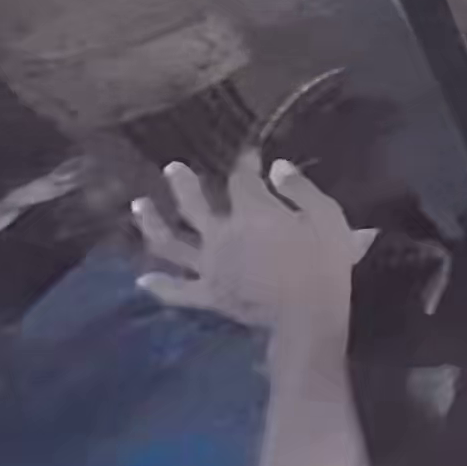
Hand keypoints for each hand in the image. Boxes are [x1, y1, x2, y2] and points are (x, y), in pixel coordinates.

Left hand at [131, 151, 377, 344]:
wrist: (309, 311)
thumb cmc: (324, 259)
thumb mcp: (326, 215)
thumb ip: (299, 188)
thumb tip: (276, 166)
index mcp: (253, 213)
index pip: (243, 180)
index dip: (246, 164)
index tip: (250, 154)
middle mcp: (222, 235)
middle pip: (194, 205)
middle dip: (183, 184)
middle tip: (172, 168)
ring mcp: (209, 266)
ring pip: (171, 243)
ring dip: (152, 223)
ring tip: (140, 205)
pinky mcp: (208, 294)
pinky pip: (177, 289)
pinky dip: (158, 284)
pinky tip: (144, 278)